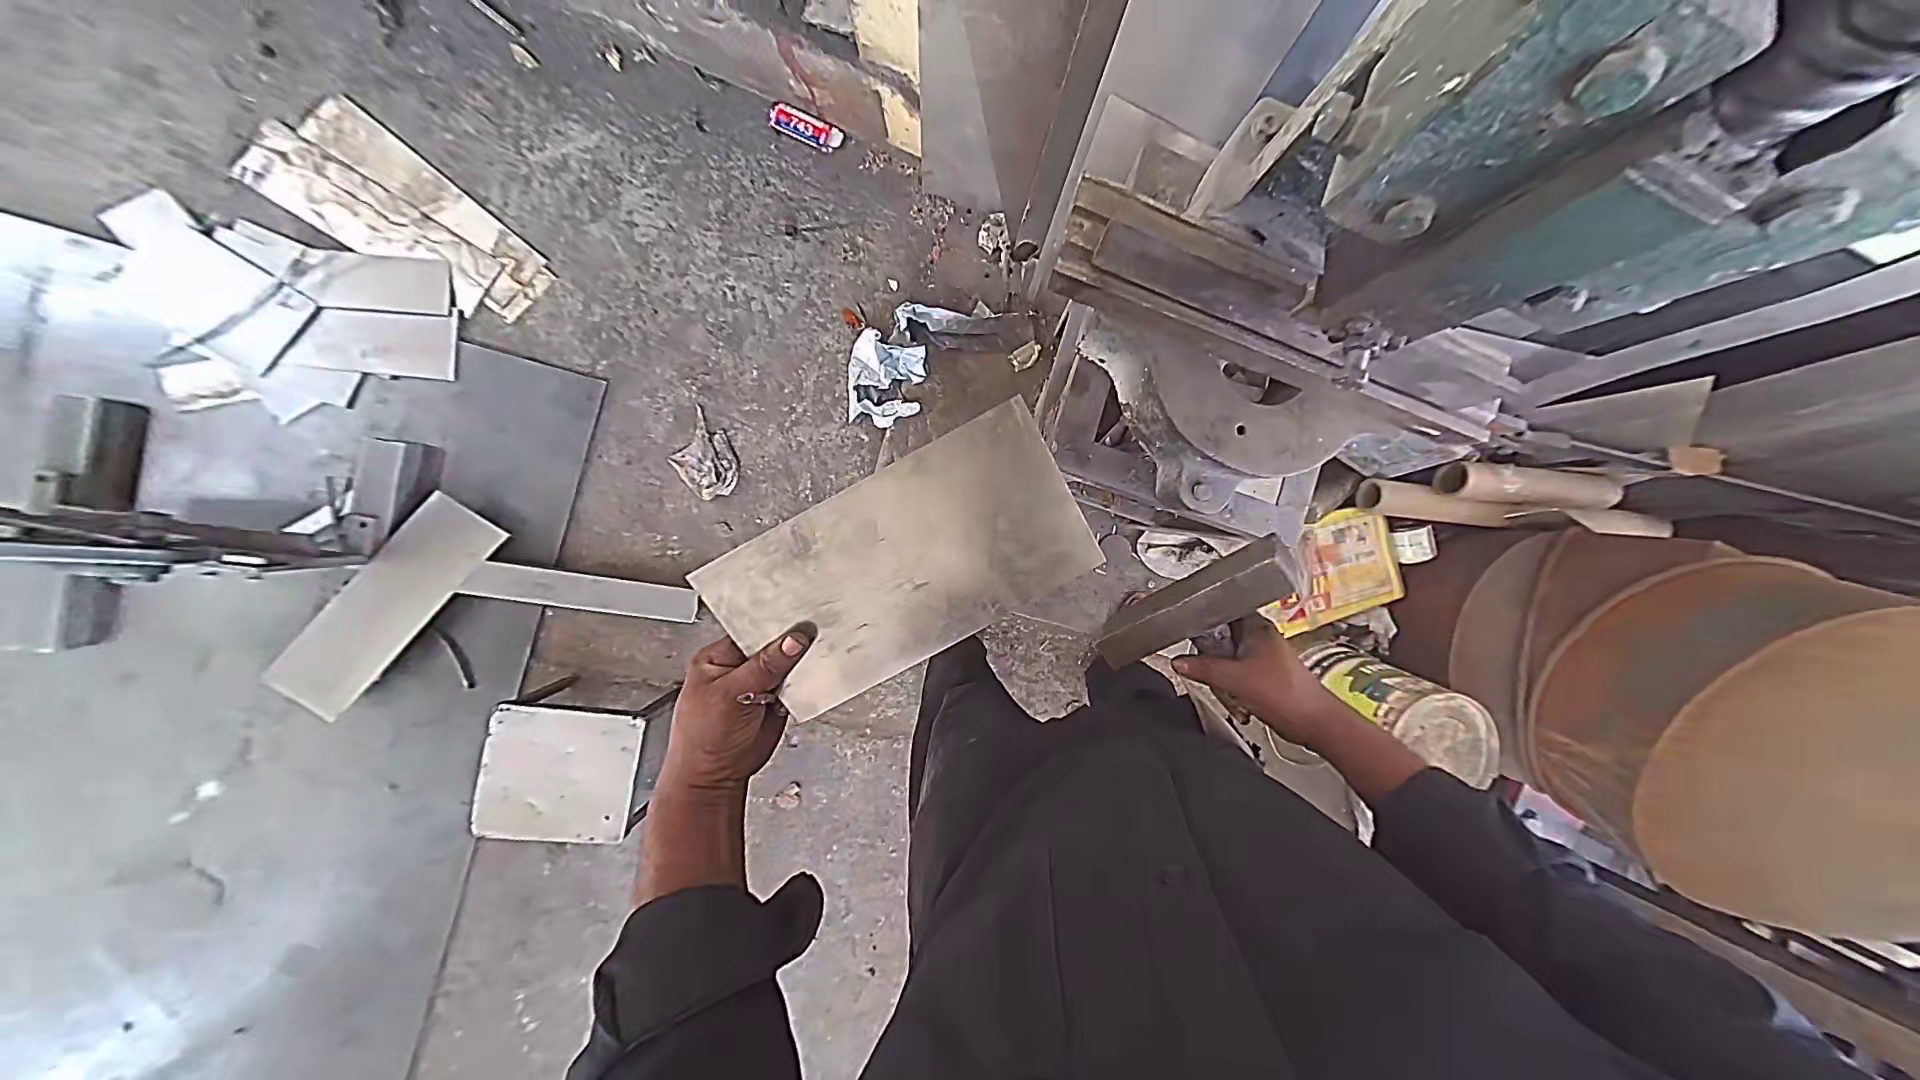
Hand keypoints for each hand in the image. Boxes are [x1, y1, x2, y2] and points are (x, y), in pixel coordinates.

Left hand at [660, 631, 811, 792]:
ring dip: (801, 664)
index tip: (800, 621)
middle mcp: (740, 667)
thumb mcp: (731, 694)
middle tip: (813, 636)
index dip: (775, 626)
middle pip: (773, 646)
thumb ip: (764, 666)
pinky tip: (812, 679)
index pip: (752, 630)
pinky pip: (798, 686)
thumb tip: (792, 641)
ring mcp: (760, 684)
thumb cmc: (703, 739)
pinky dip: (807, 684)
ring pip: (788, 666)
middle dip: (792, 644)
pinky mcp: (777, 701)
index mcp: (719, 657)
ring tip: (816, 656)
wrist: (714, 778)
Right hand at [1172, 617, 1350, 748]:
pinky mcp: (1264, 675)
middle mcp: (1260, 638)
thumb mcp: (1233, 679)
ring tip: (1234, 696)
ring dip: (1224, 683)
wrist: (1314, 724)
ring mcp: (1263, 657)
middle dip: (1213, 665)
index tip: (1193, 642)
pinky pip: (1236, 677)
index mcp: (1256, 627)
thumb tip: (1179, 662)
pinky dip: (1234, 691)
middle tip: (1219, 678)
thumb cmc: (1287, 695)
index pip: (1220, 614)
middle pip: (1219, 642)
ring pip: (1226, 662)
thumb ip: (1202, 668)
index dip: (1203, 626)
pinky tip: (1240, 704)